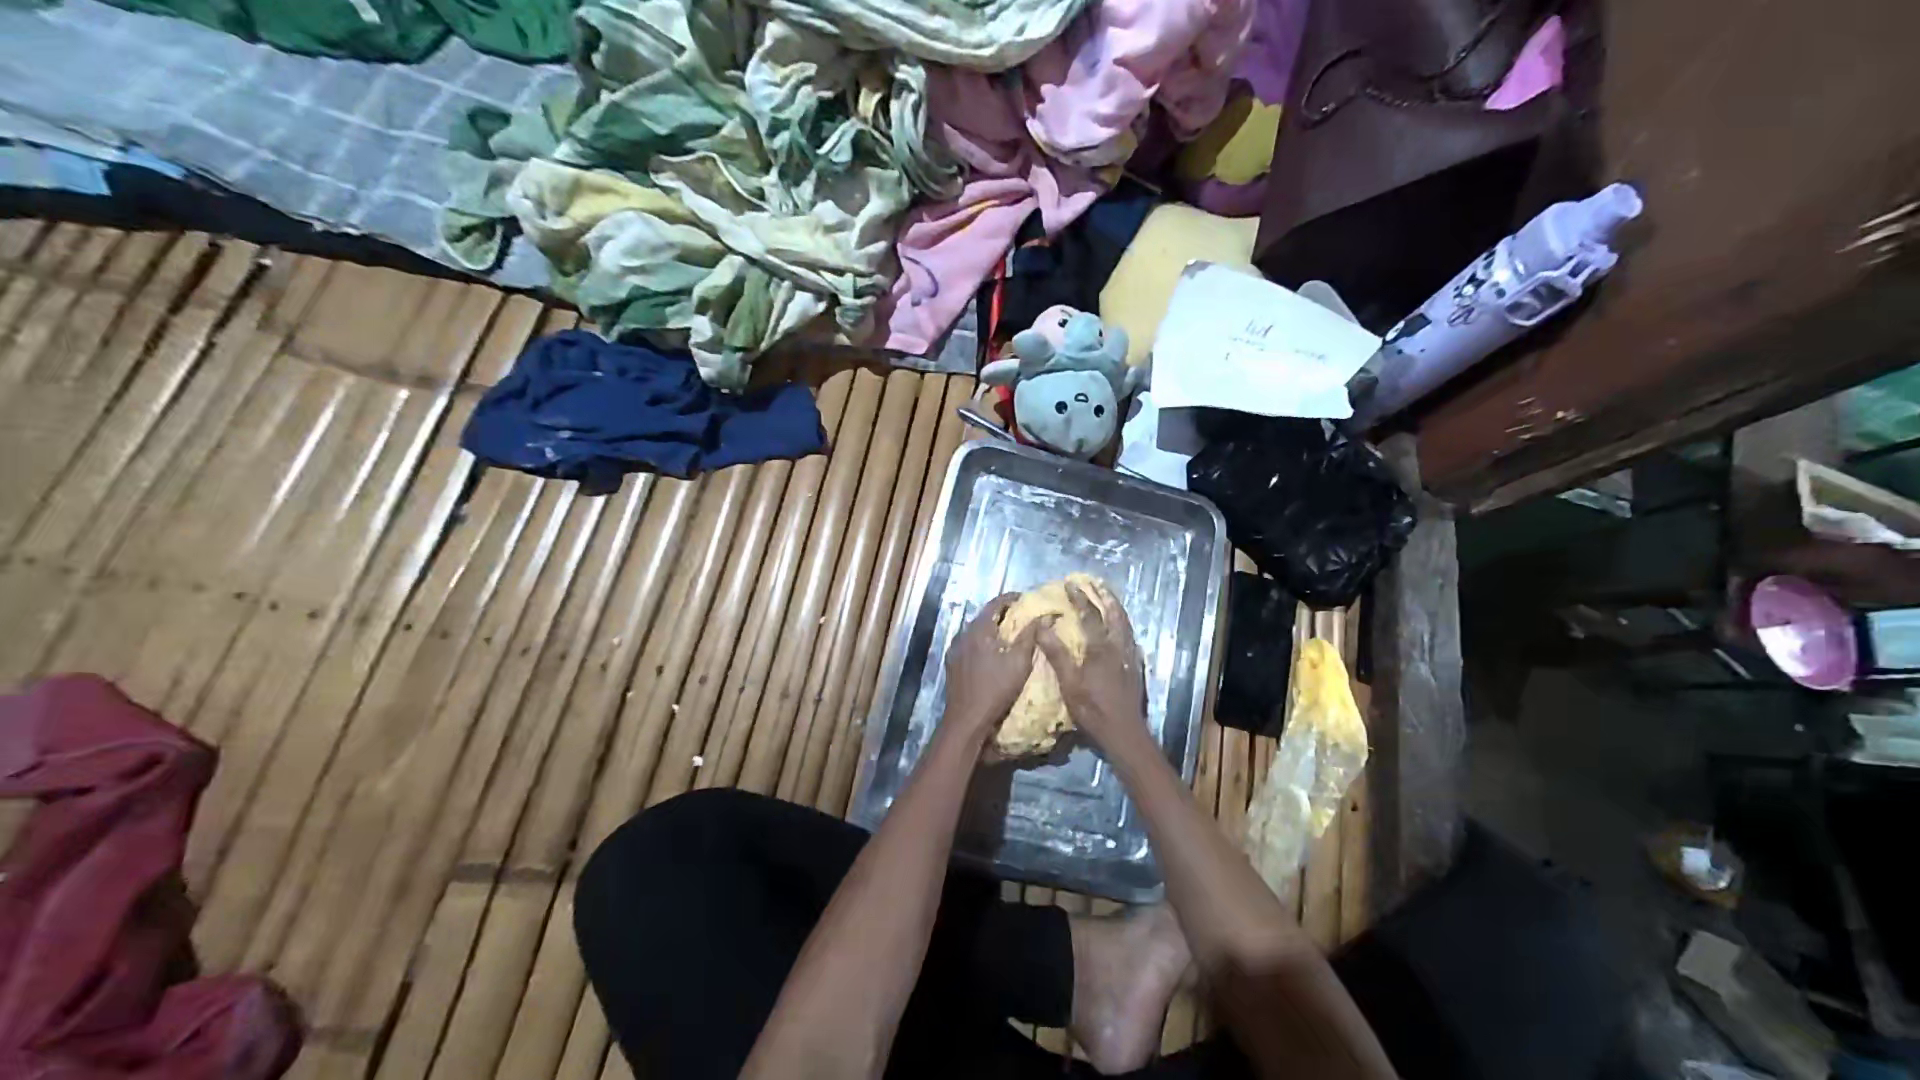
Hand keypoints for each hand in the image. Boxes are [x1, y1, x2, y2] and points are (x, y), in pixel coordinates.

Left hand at [943, 593, 1047, 747]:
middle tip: (1021, 616)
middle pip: (984, 616)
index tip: (1026, 599)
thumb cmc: (996, 688)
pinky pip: (969, 644)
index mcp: (979, 630)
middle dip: (1003, 613)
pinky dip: (982, 642)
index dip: (1012, 598)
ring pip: (976, 631)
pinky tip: (992, 653)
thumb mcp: (1019, 662)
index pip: (995, 603)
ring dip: (992, 629)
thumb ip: (1031, 635)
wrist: (967, 718)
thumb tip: (1045, 614)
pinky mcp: (952, 663)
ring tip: (1009, 634)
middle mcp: (963, 634)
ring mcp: (955, 649)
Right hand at [1037, 582, 1147, 750]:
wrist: (1124, 732)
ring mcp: (1129, 657)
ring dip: (1116, 608)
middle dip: (1105, 597)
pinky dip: (1124, 625)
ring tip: (1109, 599)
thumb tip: (1043, 626)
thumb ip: (1057, 653)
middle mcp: (1118, 647)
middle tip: (1097, 584)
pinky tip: (1121, 629)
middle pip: (1114, 614)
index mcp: (1100, 648)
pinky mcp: (1135, 667)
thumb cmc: (1092, 709)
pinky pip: (1130, 637)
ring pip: (1125, 625)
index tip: (1070, 585)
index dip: (1080, 598)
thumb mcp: (1068, 683)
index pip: (1089, 615)